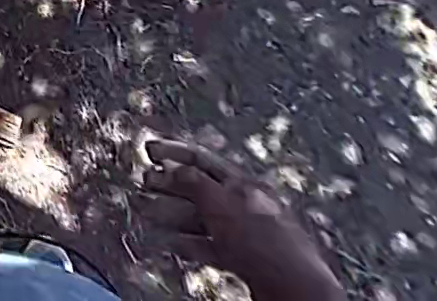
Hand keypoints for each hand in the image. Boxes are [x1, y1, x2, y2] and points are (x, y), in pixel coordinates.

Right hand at [142, 140, 343, 300]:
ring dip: (171, 214)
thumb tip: (169, 168)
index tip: (148, 150)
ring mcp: (244, 233)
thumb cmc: (259, 239)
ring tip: (146, 213)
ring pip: (200, 217)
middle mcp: (243, 203)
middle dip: (168, 184)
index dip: (172, 150)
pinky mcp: (242, 261)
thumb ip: (192, 180)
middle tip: (142, 182)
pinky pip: (208, 244)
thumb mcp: (219, 202)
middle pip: (198, 187)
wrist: (294, 292)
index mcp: (242, 182)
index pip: (201, 157)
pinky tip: (167, 242)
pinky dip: (186, 241)